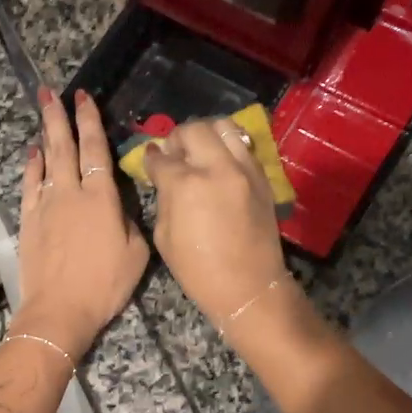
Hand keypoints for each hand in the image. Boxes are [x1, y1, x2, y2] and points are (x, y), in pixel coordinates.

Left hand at [12, 87, 148, 359]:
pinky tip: (33, 155)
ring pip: (45, 161)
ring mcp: (46, 206)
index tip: (84, 97)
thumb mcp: (136, 254)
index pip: (96, 149)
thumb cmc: (104, 286)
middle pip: (64, 146)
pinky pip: (30, 185)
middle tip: (52, 92)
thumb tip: (119, 208)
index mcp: (102, 198)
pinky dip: (32, 166)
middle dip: (60, 116)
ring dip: (45, 134)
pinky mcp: (29, 222)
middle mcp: (71, 194)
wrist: (60, 310)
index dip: (89, 121)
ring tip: (43, 111)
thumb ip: (129, 223)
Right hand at [145, 116, 293, 330]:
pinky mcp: (261, 176)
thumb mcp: (164, 238)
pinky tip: (220, 162)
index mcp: (185, 186)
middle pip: (193, 130)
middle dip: (177, 138)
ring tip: (200, 150)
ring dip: (206, 134)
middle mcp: (216, 167)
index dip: (150, 158)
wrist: (248, 286)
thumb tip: (164, 179)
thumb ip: (163, 199)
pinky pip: (243, 145)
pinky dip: (228, 146)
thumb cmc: (198, 270)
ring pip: (224, 126)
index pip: (161, 158)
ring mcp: (243, 169)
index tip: (149, 160)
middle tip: (173, 154)